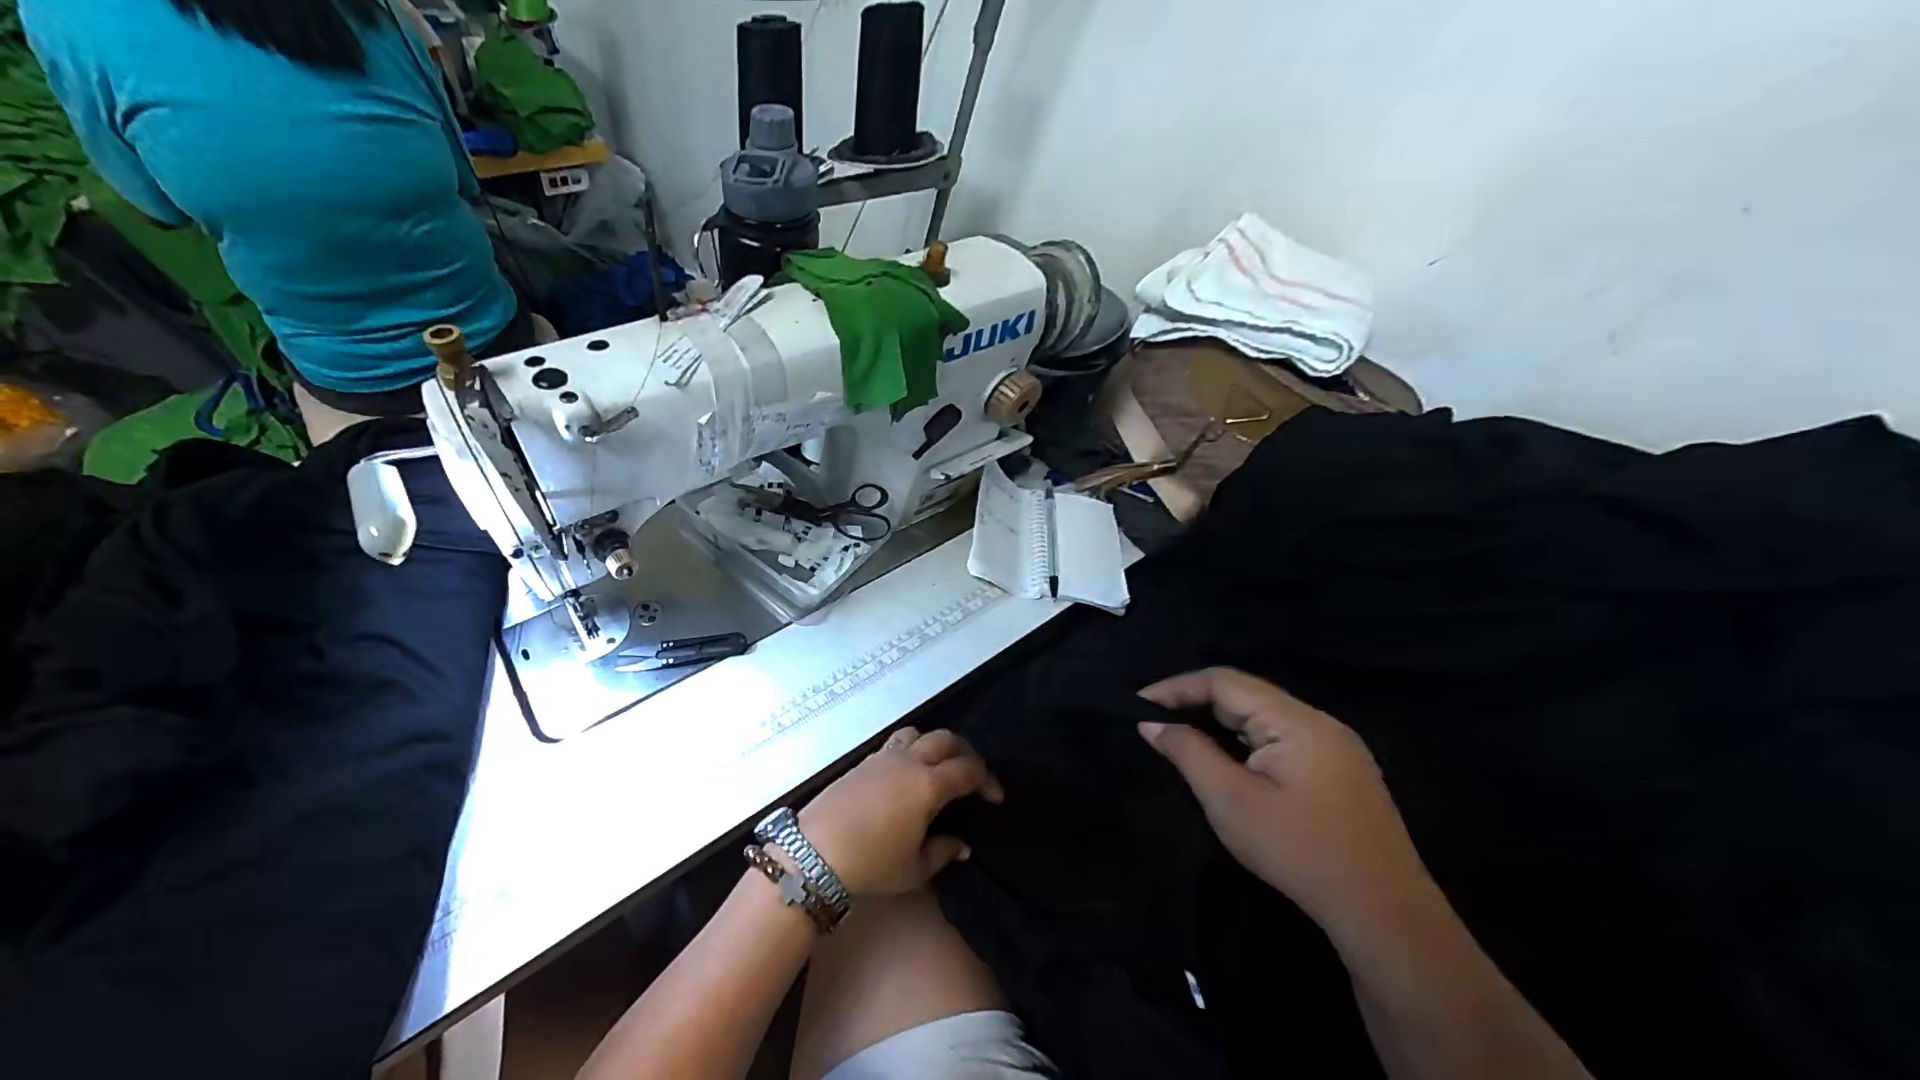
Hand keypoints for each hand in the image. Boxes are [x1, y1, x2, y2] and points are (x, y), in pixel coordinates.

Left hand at [797, 728, 1003, 897]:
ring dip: (935, 744)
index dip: (987, 780)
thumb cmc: (870, 863)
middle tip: (972, 775)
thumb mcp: (913, 869)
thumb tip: (962, 846)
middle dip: (966, 753)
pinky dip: (911, 748)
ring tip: (938, 765)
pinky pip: (895, 743)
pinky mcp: (862, 762)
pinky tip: (907, 773)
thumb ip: (942, 853)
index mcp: (928, 785)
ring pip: (918, 733)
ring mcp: (883, 758)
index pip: (968, 770)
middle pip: (946, 739)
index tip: (994, 798)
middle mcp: (909, 762)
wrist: (814, 852)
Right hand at [1137, 668, 1430, 928]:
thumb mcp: (1231, 801)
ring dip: (1221, 722)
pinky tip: (1229, 759)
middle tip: (1155, 720)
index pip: (1226, 682)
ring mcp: (1336, 746)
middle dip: (1197, 703)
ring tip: (1182, 736)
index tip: (1139, 702)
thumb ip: (1189, 753)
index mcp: (1297, 721)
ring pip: (1265, 718)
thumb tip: (1152, 723)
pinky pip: (1283, 738)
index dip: (1178, 687)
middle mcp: (1320, 722)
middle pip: (1248, 695)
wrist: (1383, 913)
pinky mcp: (1342, 771)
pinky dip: (1246, 740)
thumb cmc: (1299, 851)